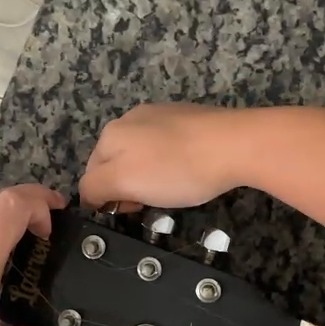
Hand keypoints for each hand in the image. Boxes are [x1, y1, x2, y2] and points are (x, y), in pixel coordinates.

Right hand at [80, 104, 252, 208]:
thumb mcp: (125, 183)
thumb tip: (87, 195)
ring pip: (143, 155)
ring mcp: (162, 114)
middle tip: (153, 202)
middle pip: (116, 163)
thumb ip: (95, 188)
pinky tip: (190, 171)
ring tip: (174, 189)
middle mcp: (131, 118)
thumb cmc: (177, 169)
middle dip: (129, 186)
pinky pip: (169, 147)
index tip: (133, 211)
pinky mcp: (188, 118)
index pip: (91, 175)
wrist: (236, 145)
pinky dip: (173, 163)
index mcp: (111, 133)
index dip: (107, 200)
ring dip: (150, 176)